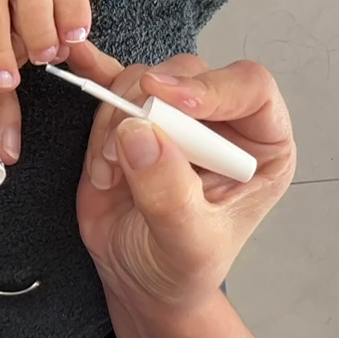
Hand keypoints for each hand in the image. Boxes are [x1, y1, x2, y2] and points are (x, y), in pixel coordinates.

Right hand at [70, 45, 295, 314]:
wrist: (137, 276)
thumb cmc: (178, 267)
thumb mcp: (187, 245)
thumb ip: (170, 195)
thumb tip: (140, 133)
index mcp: (257, 146)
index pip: (249, 88)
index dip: (211, 88)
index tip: (167, 101)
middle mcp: (218, 121)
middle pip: (186, 75)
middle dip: (148, 107)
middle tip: (121, 150)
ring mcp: (169, 114)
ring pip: (140, 79)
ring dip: (114, 116)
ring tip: (108, 170)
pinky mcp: (127, 113)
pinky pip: (110, 80)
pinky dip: (94, 71)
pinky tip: (81, 61)